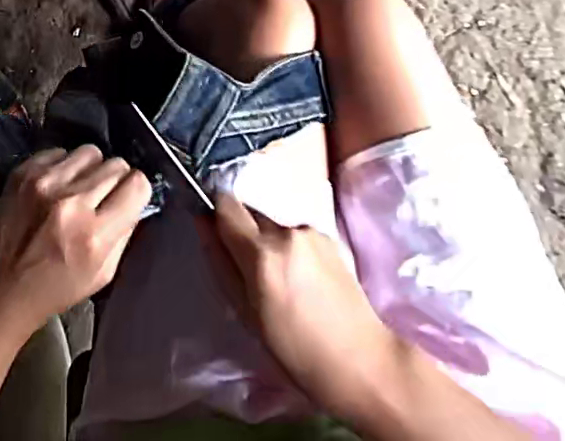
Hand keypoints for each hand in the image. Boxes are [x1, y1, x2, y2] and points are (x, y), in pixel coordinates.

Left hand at [0, 146, 150, 345]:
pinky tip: (56, 188)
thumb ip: (126, 231)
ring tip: (79, 190)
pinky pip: (61, 152)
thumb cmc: (53, 289)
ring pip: (91, 152)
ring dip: (91, 170)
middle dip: (116, 181)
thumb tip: (138, 199)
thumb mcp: (103, 274)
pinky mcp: (24, 172)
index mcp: (94, 235)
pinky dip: (64, 167)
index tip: (130, 199)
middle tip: (103, 199)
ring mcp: (44, 183)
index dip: (137, 191)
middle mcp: (70, 202)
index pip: (137, 184)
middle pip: (117, 164)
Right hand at [201, 191, 405, 420]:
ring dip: (267, 242)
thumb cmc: (295, 350)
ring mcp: (309, 231)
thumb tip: (202, 221)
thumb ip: (220, 261)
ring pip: (272, 225)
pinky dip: (290, 249)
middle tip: (250, 272)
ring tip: (282, 282)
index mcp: (261, 253)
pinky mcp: (329, 236)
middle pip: (249, 213)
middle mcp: (285, 232)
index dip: (216, 213)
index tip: (215, 232)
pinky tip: (304, 281)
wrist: (362, 361)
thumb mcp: (246, 313)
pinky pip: (294, 234)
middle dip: (243, 233)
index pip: (226, 204)